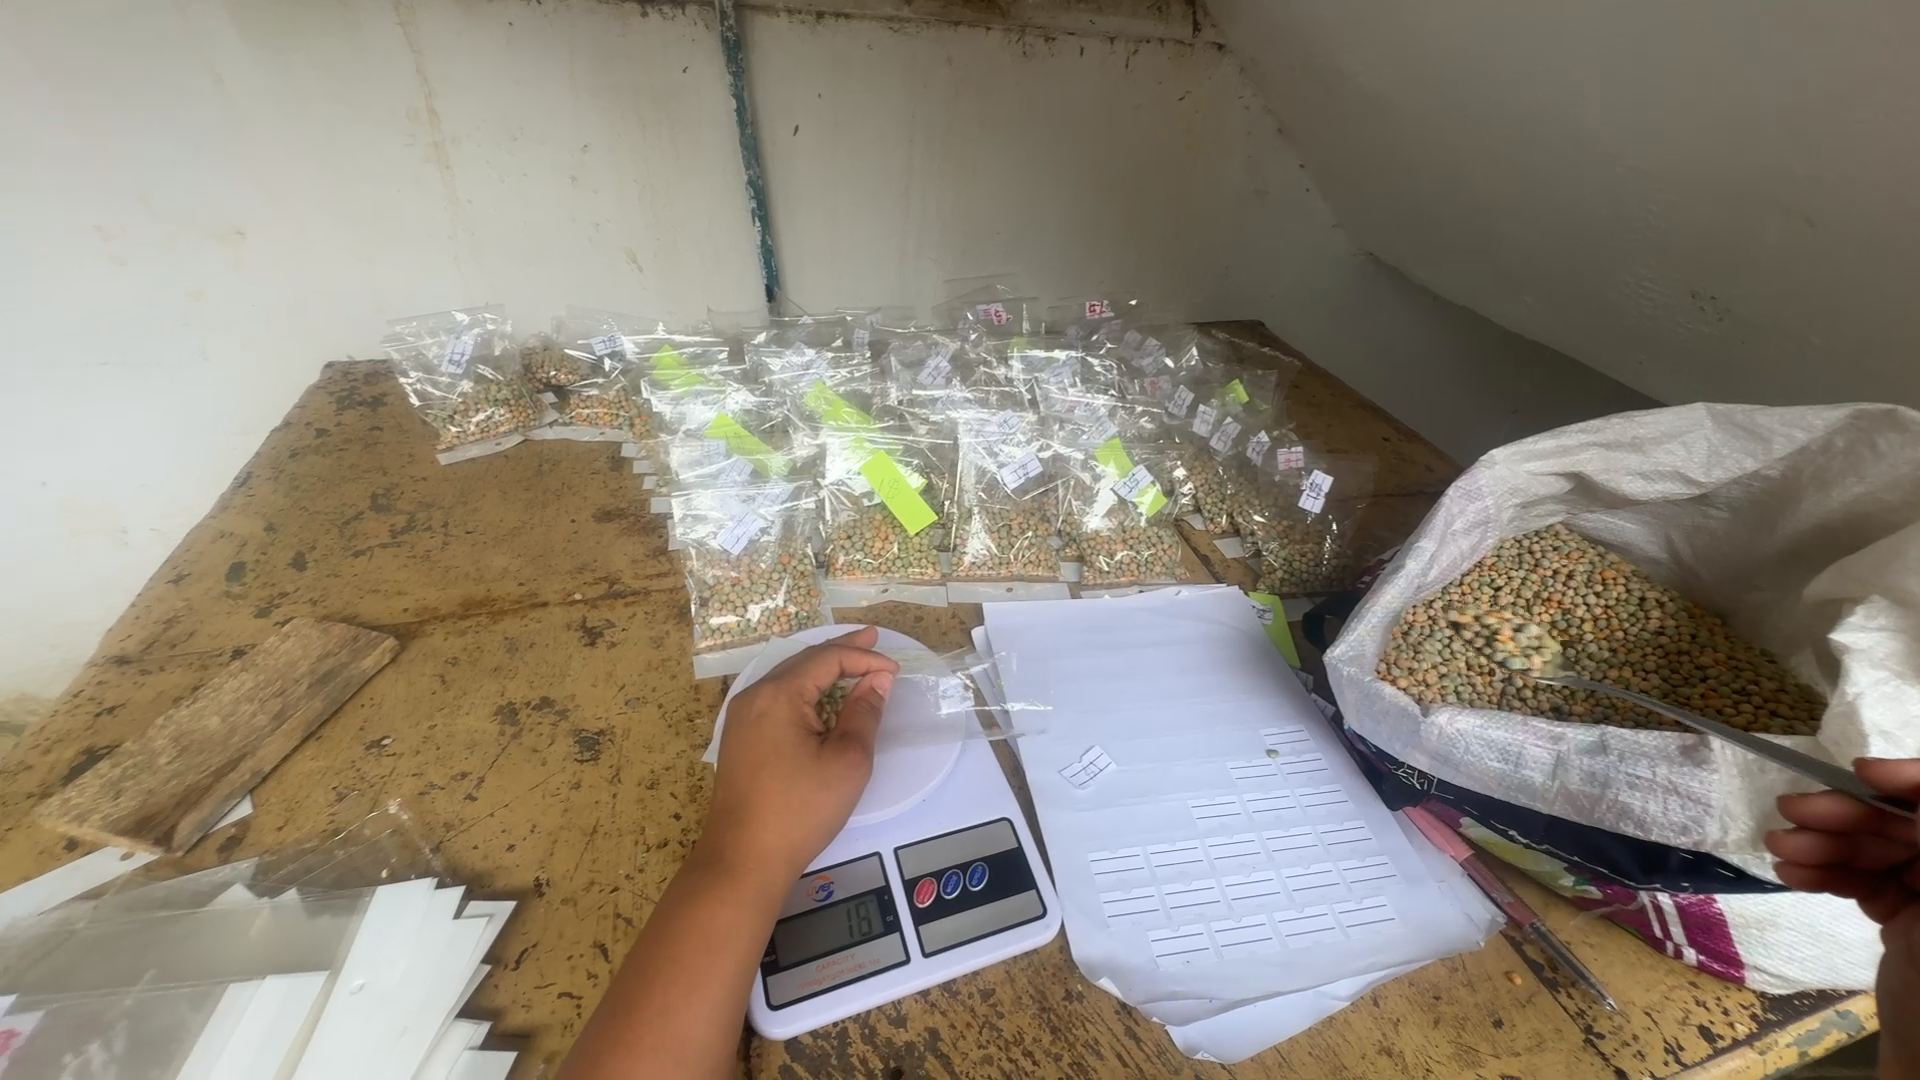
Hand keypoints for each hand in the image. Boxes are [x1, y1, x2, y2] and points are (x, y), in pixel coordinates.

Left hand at [701, 626, 898, 885]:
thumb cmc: (800, 810)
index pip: (828, 659)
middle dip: (841, 650)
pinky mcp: (740, 737)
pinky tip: (819, 693)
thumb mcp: (846, 761)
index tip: (894, 670)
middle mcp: (755, 696)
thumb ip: (864, 713)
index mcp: (779, 695)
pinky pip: (777, 695)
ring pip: (788, 676)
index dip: (863, 658)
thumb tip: (878, 680)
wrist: (742, 859)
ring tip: (851, 658)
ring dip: (821, 667)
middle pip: (804, 660)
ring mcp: (742, 717)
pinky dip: (804, 686)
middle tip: (872, 638)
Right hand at [1768, 758, 1919, 1078]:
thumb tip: (1897, 780)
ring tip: (1781, 852)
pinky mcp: (1906, 913)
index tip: (1859, 771)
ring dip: (1822, 844)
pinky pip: (1860, 877)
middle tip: (1790, 812)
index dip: (1914, 780)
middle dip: (1847, 815)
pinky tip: (1794, 877)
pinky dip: (1823, 872)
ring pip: (1876, 847)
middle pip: (1909, 822)